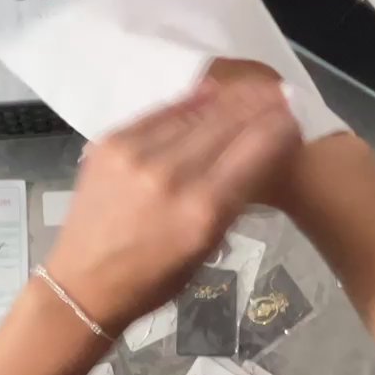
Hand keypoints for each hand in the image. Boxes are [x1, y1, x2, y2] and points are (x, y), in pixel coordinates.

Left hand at [45, 78, 301, 329]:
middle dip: (261, 105)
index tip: (292, 120)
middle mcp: (173, 174)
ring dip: (230, 97)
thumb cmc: (150, 281)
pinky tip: (210, 93)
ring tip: (251, 90)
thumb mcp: (205, 250)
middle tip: (279, 95)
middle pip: (231, 121)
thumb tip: (255, 157)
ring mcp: (138, 153)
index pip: (258, 148)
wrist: (82, 285)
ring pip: (197, 109)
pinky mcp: (111, 142)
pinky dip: (191, 102)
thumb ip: (231, 202)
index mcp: (203, 211)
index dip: (282, 128)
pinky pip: (162, 111)